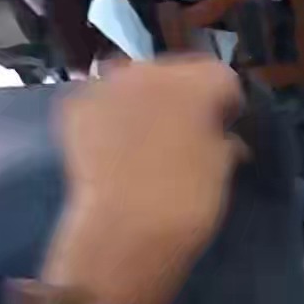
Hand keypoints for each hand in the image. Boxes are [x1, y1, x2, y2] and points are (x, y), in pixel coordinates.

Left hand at [44, 57, 244, 303]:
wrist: (126, 234)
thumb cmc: (189, 202)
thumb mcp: (223, 171)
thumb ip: (225, 142)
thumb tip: (225, 139)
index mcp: (195, 83)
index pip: (222, 77)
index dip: (228, 104)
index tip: (227, 129)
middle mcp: (148, 69)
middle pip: (176, 73)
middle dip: (185, 98)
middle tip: (190, 137)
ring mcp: (105, 85)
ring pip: (137, 83)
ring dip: (148, 104)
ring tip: (151, 143)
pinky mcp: (75, 108)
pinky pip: (105, 102)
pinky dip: (115, 118)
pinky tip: (120, 151)